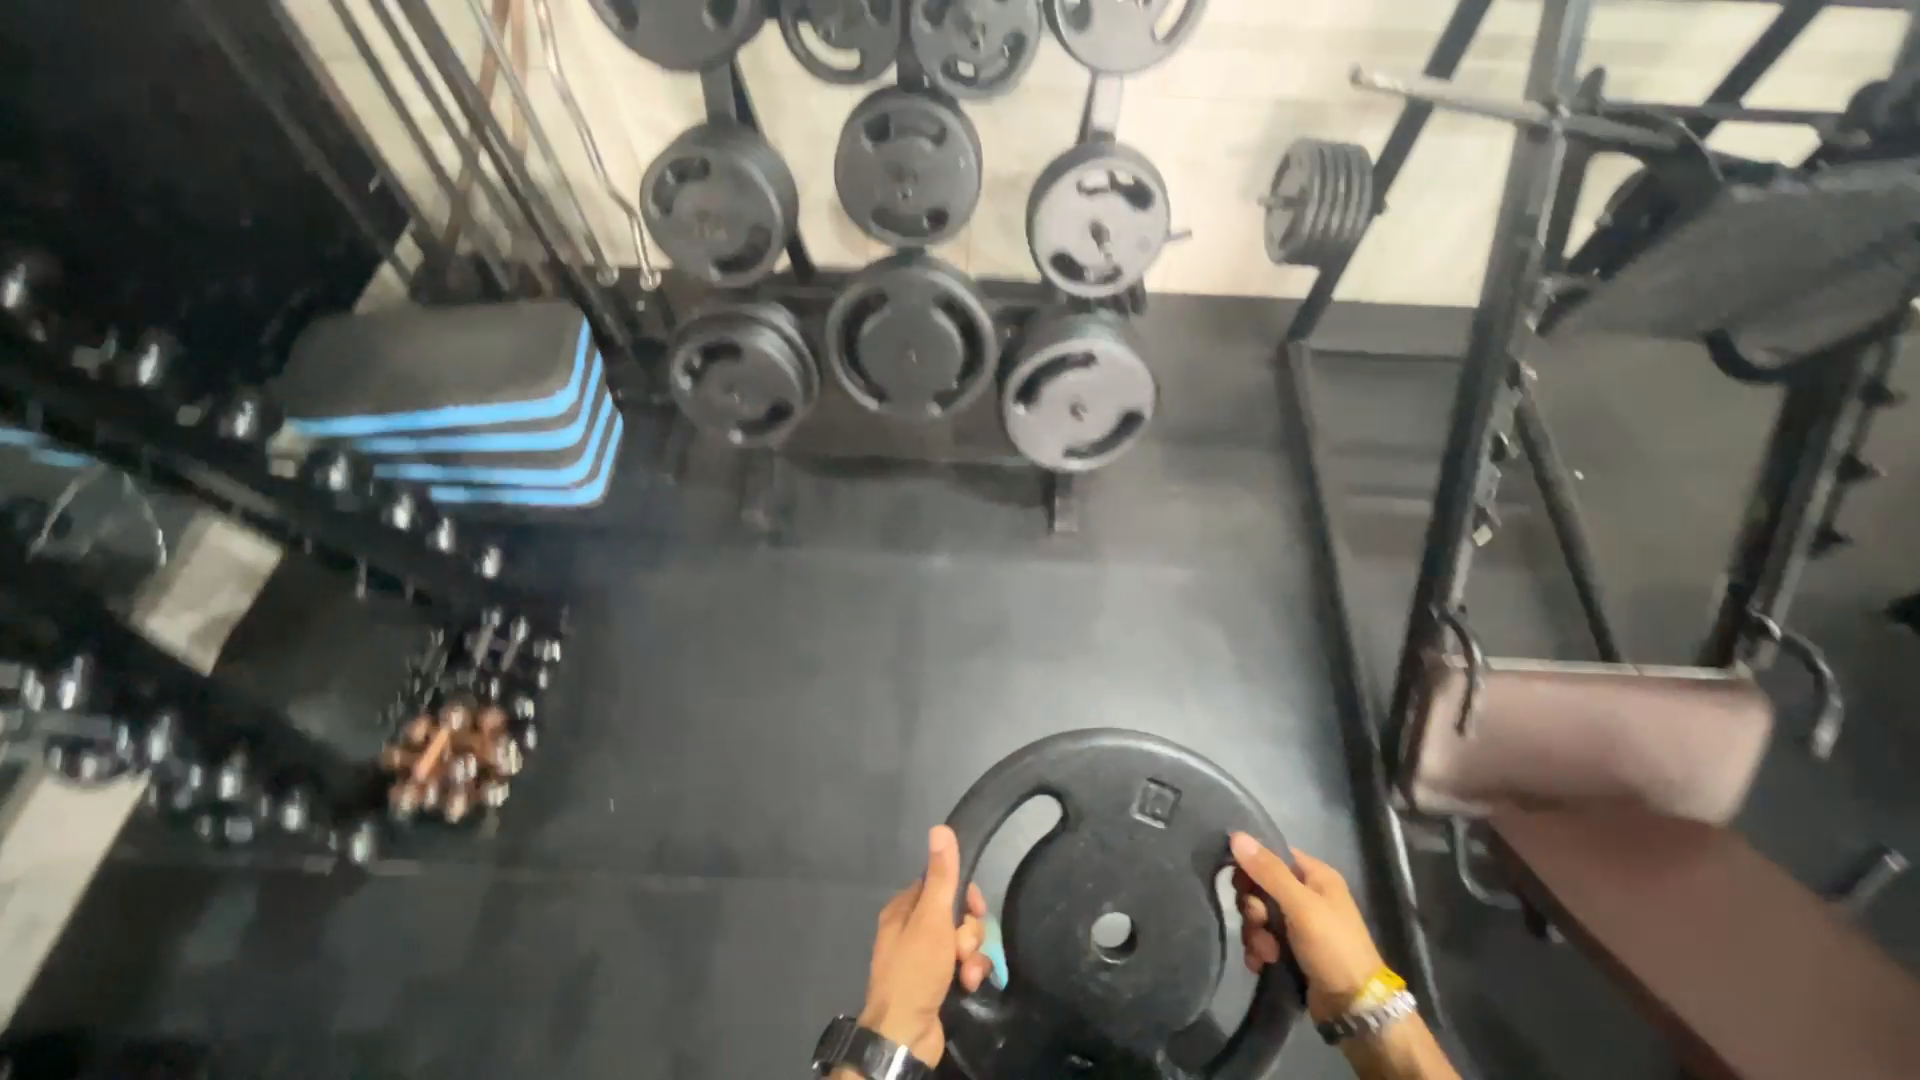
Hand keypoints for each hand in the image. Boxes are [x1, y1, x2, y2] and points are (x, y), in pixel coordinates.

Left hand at [858, 825, 992, 1067]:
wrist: (906, 1034)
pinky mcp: (939, 982)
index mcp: (904, 910)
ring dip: (973, 956)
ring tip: (966, 973)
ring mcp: (926, 958)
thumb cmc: (915, 970)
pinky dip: (971, 974)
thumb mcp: (931, 919)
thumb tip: (941, 828)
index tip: (976, 907)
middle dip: (969, 931)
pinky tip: (969, 986)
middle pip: (957, 914)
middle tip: (964, 948)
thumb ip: (942, 876)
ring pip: (964, 941)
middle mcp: (913, 930)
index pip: (942, 885)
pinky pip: (965, 966)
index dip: (964, 894)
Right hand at [1230, 832, 1386, 1021]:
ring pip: (1259, 915)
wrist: (1355, 1007)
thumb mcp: (1301, 905)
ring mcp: (1300, 924)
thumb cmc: (1333, 947)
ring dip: (1256, 934)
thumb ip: (1269, 872)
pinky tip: (1262, 963)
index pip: (1272, 855)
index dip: (1252, 866)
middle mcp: (1307, 895)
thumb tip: (1236, 835)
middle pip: (1261, 887)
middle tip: (1259, 923)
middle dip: (1254, 909)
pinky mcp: (1292, 949)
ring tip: (1267, 953)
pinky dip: (1259, 950)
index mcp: (1315, 875)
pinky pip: (1263, 938)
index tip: (1240, 884)